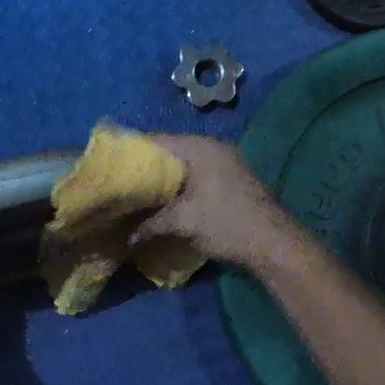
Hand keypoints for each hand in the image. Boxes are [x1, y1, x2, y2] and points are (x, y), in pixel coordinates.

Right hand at [131, 134, 297, 266]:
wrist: (274, 244)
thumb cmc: (226, 223)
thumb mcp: (183, 222)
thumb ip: (151, 223)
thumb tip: (127, 238)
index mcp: (200, 147)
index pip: (156, 140)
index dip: (131, 152)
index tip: (110, 167)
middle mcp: (213, 148)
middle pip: (170, 152)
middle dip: (147, 169)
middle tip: (121, 184)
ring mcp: (226, 163)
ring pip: (185, 166)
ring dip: (165, 181)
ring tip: (139, 196)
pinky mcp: (232, 181)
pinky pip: (197, 177)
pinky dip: (181, 187)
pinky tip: (166, 204)